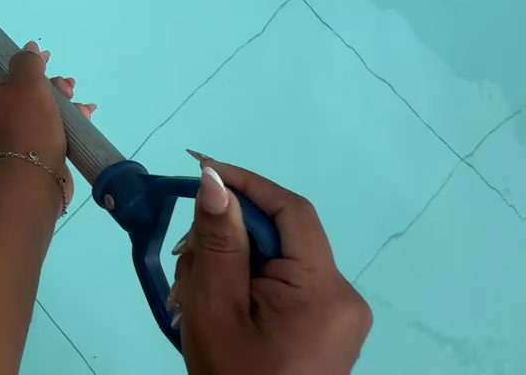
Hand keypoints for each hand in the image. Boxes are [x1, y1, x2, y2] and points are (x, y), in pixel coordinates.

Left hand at [0, 27, 95, 208]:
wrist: (34, 179)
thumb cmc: (24, 124)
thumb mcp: (28, 84)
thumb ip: (28, 62)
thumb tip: (28, 51)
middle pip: (2, 75)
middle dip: (27, 65)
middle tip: (47, 57)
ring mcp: (7, 122)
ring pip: (27, 95)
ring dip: (51, 88)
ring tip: (70, 87)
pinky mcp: (27, 139)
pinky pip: (42, 117)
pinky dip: (62, 111)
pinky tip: (85, 110)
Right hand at [172, 156, 371, 374]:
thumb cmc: (234, 371)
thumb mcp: (214, 301)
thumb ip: (217, 238)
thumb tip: (212, 178)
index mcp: (324, 291)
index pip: (291, 210)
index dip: (245, 181)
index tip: (196, 169)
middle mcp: (341, 296)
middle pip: (280, 232)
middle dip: (227, 229)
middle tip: (184, 248)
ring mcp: (334, 312)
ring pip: (274, 253)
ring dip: (228, 254)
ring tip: (194, 284)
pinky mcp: (321, 323)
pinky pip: (278, 276)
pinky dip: (241, 274)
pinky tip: (213, 294)